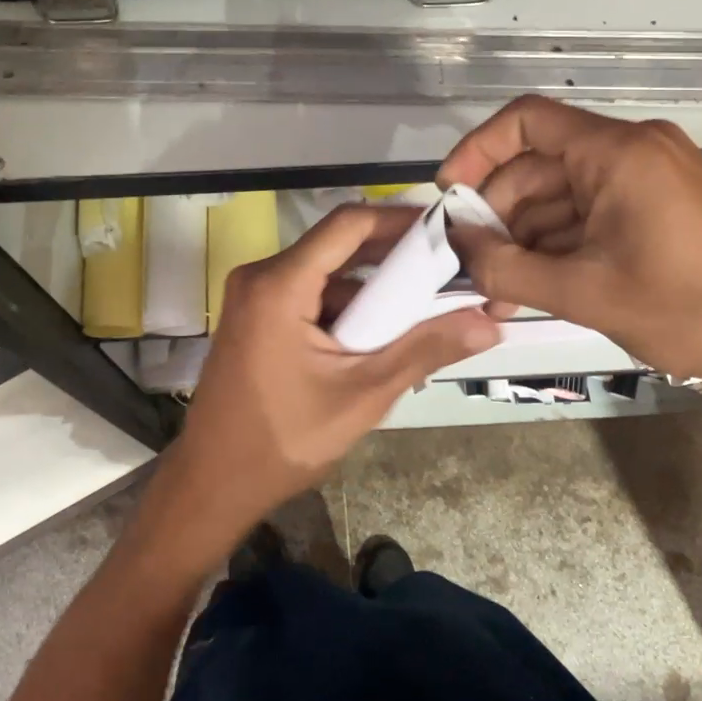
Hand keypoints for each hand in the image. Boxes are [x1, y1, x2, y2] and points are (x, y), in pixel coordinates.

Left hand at [163, 205, 500, 536]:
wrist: (213, 481)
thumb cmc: (284, 440)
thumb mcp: (362, 395)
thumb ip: (423, 350)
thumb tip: (488, 322)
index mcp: (279, 284)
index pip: (347, 224)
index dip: (399, 219)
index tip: (446, 229)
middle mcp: (260, 276)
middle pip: (337, 246)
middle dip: (393, 258)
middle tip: (449, 272)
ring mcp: (252, 296)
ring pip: (325, 273)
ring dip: (371, 289)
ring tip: (425, 309)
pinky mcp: (254, 317)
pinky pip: (308, 295)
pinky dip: (345, 308)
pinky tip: (380, 336)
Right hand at [439, 96, 701, 428]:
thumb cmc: (693, 310)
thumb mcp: (586, 294)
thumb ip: (506, 266)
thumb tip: (456, 243)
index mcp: (619, 153)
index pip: (526, 121)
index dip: (477, 151)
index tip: (450, 197)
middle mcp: (635, 150)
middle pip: (540, 165)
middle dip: (500, 215)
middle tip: (473, 266)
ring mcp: (653, 178)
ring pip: (565, 195)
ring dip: (528, 238)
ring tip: (502, 291)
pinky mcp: (665, 206)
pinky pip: (595, 213)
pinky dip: (564, 244)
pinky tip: (539, 286)